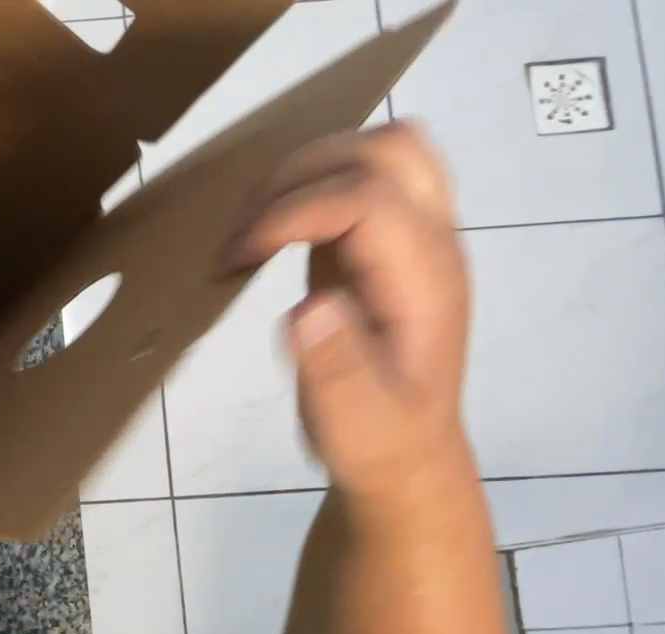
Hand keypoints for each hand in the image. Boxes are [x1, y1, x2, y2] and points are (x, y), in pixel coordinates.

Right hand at [227, 122, 474, 506]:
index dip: (291, 213)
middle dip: (300, 173)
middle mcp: (431, 243)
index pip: (367, 199)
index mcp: (425, 280)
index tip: (233, 259)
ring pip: (378, 151)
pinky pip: (357, 183)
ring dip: (304, 172)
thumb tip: (306, 308)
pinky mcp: (382, 248)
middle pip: (387, 149)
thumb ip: (336, 366)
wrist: (407, 454)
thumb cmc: (377, 440)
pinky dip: (305, 192)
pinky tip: (264, 239)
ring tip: (248, 228)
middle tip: (239, 230)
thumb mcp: (354, 421)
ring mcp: (411, 239)